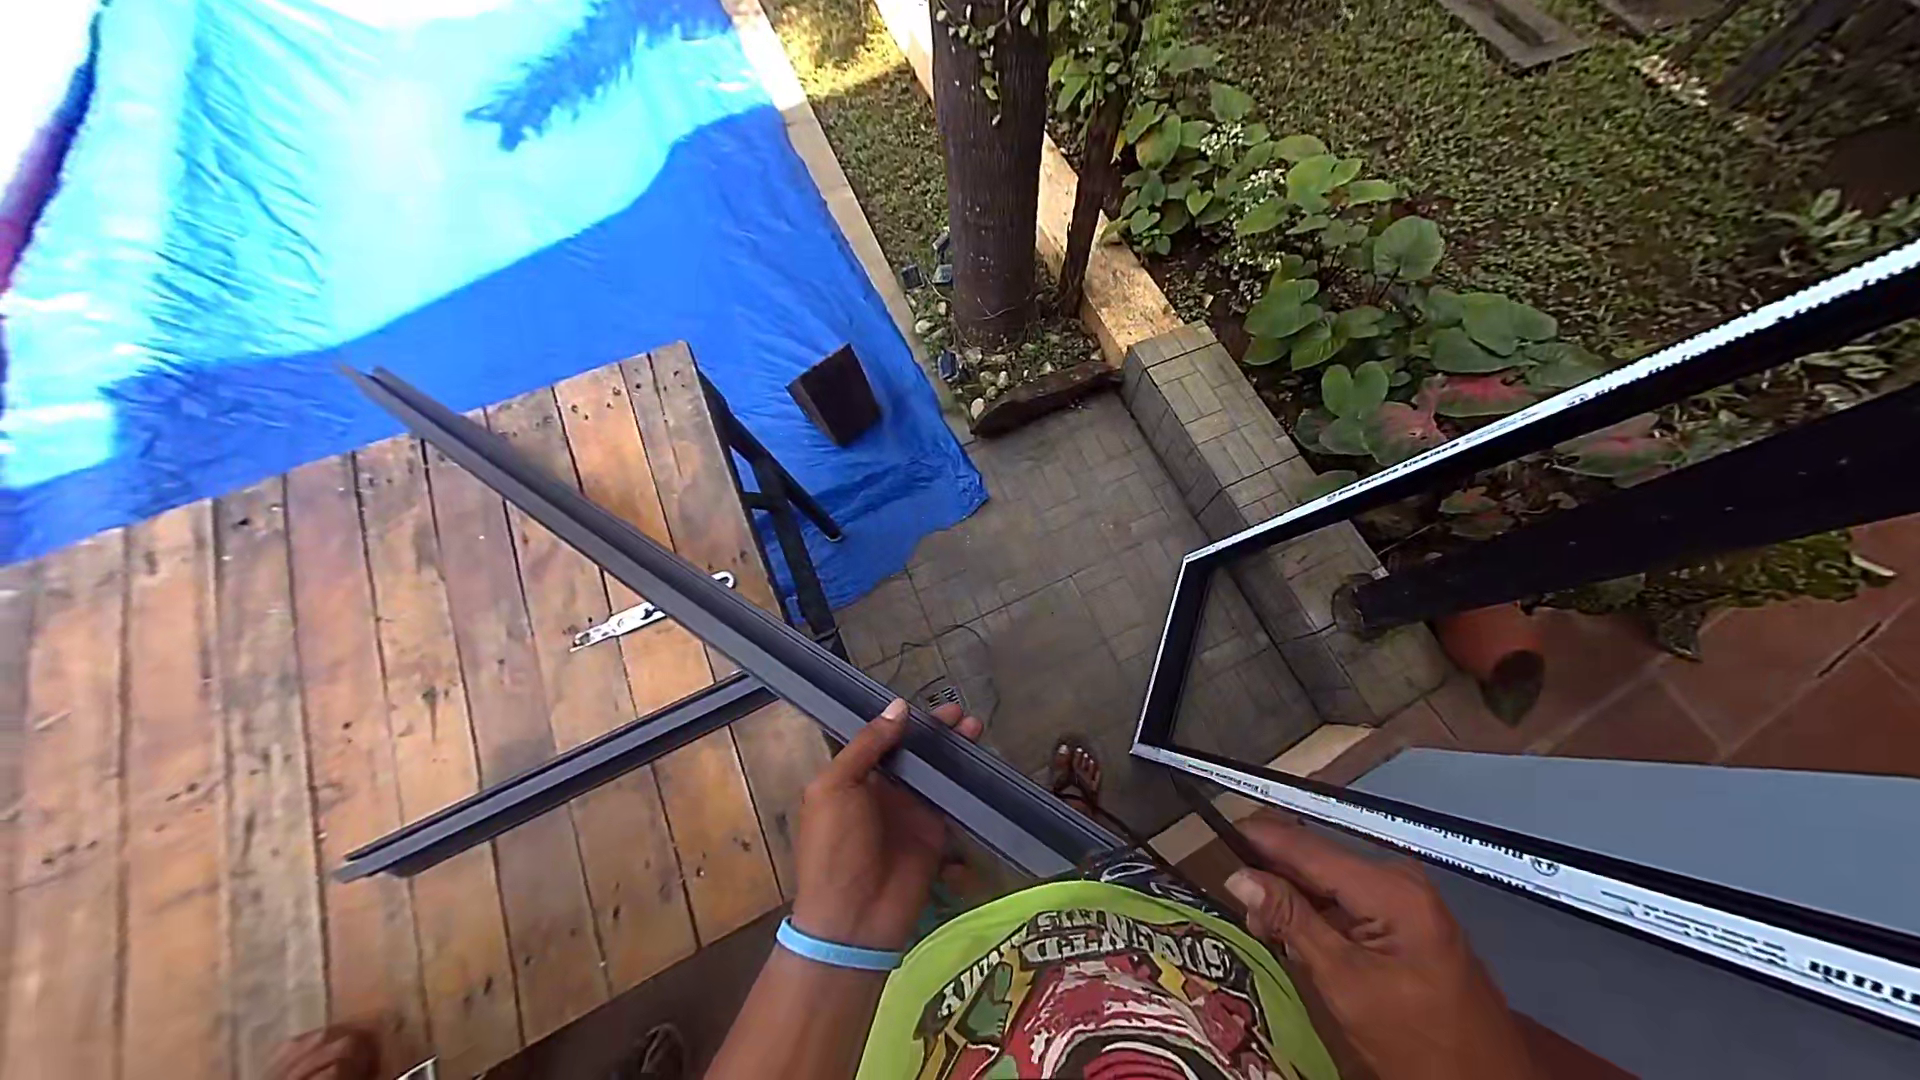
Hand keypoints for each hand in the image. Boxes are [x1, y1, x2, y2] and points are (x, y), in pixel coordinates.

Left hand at [791, 698, 982, 951]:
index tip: (928, 705)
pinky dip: (966, 779)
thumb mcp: (835, 788)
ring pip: (936, 769)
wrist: (853, 918)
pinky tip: (980, 763)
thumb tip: (897, 707)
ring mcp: (911, 809)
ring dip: (954, 749)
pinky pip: (952, 798)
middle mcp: (883, 788)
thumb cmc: (834, 847)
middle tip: (959, 714)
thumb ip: (866, 746)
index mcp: (854, 776)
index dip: (904, 719)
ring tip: (974, 727)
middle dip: (936, 731)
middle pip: (914, 750)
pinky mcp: (935, 830)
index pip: (882, 737)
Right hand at [1225, 813, 1537, 1079]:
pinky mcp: (1404, 915)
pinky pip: (1343, 897)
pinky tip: (1297, 937)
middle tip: (1244, 909)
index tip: (1216, 831)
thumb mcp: (1344, 983)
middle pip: (1313, 859)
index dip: (1257, 836)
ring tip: (1267, 931)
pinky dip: (1314, 913)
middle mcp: (1397, 878)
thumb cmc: (1418, 1044)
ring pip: (1323, 878)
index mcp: (1389, 889)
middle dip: (1273, 878)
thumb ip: (1290, 920)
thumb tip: (1239, 875)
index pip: (1305, 845)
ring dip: (1290, 899)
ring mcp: (1404, 896)